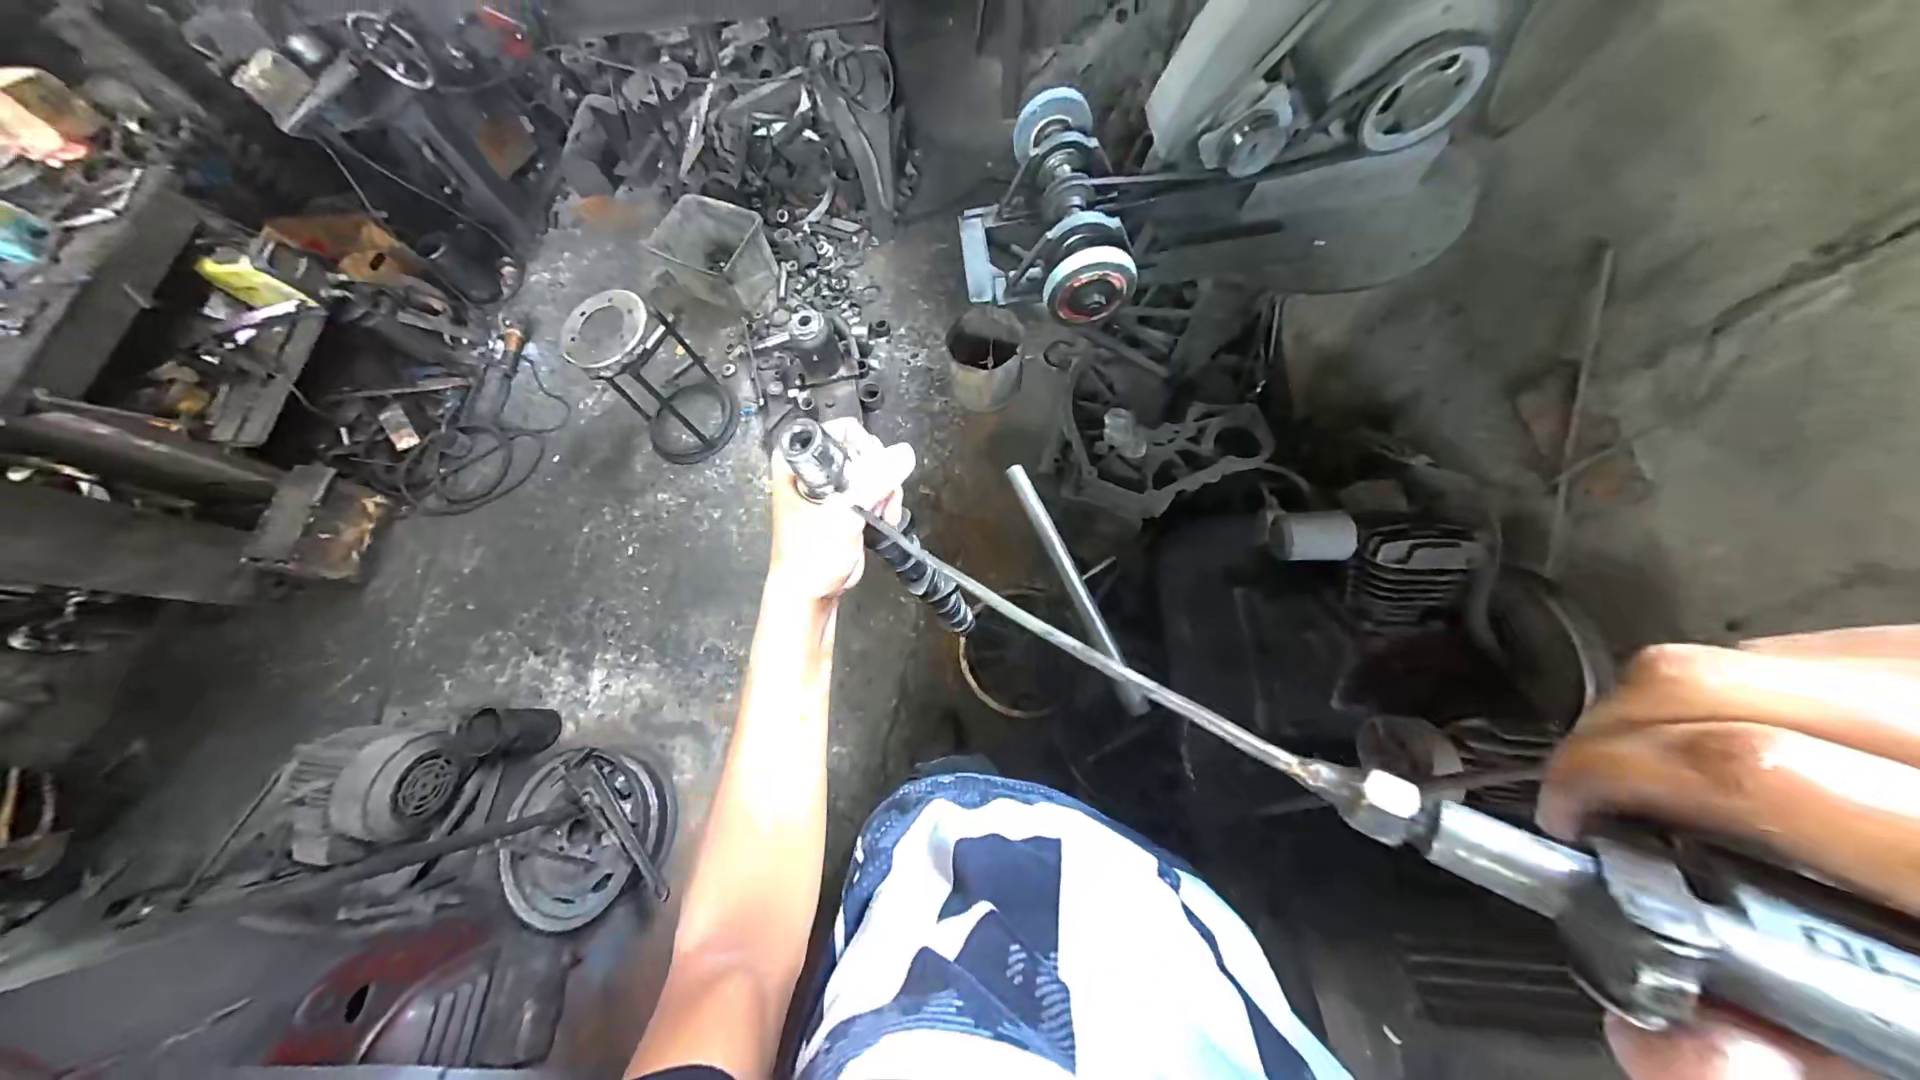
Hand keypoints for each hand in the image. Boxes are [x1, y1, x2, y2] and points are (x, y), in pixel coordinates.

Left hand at [766, 418, 914, 601]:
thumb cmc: (806, 558)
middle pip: (863, 451)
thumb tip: (900, 456)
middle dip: (879, 474)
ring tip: (876, 512)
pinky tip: (880, 519)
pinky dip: (886, 505)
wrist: (811, 592)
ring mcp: (834, 490)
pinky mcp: (848, 507)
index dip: (862, 446)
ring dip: (885, 493)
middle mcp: (814, 473)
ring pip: (875, 473)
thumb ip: (874, 481)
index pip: (839, 430)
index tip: (872, 469)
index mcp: (798, 463)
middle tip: (875, 494)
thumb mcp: (843, 512)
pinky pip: (877, 493)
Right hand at [1539, 626, 1919, 1079]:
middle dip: (1603, 740)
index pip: (1739, 768)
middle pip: (1694, 682)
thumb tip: (1669, 1038)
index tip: (1572, 824)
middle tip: (1599, 802)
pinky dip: (1731, 702)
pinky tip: (1767, 764)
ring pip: (1728, 658)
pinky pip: (1786, 651)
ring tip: (1682, 789)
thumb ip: (1798, 1065)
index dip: (1607, 780)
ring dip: (1662, 721)